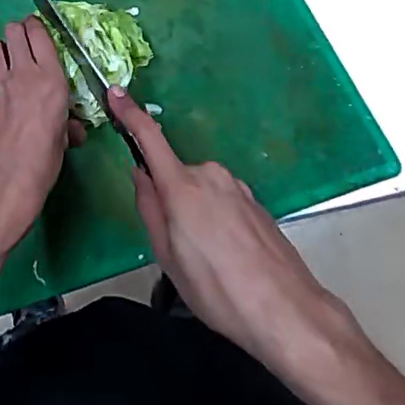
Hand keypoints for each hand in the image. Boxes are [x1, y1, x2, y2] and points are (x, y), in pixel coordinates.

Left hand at [0, 16, 83, 251]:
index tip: (38, 30)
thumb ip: (68, 122)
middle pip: (14, 30)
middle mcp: (23, 71)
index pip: (39, 32)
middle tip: (23, 42)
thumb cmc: (45, 157)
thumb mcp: (64, 135)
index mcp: (50, 77)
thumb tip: (73, 129)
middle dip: (18, 32)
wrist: (8, 174)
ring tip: (6, 60)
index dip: (37, 26)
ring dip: (0, 47)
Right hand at [109, 87, 370, 376]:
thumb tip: (140, 174)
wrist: (288, 311)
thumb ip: (149, 208)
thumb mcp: (168, 256)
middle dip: (171, 200)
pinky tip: (230, 258)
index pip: (149, 138)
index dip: (130, 113)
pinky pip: (223, 201)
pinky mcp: (256, 202)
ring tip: (210, 260)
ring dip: (196, 213)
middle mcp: (210, 175)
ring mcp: (237, 186)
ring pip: (200, 191)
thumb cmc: (218, 289)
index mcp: (182, 186)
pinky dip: (218, 221)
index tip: (116, 93)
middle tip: (179, 246)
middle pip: (176, 176)